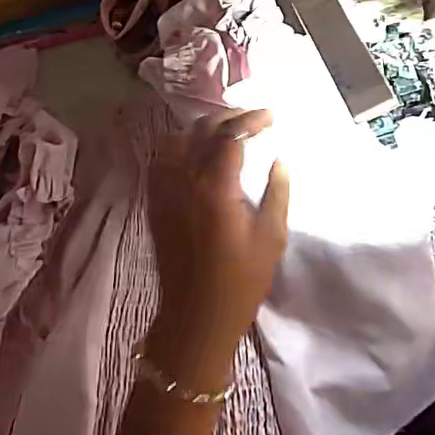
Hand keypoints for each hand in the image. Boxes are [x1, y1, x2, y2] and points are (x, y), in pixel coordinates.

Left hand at [144, 109, 290, 392]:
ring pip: (179, 140)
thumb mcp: (271, 237)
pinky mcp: (156, 202)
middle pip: (202, 130)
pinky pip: (164, 159)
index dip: (251, 119)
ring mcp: (165, 190)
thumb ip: (277, 193)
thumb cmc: (240, 281)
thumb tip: (278, 161)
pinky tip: (198, 151)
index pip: (231, 135)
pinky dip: (182, 145)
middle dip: (229, 116)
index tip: (270, 117)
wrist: (195, 317)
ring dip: (204, 128)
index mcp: (215, 187)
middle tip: (253, 118)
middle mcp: (184, 180)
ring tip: (227, 130)